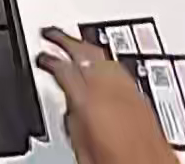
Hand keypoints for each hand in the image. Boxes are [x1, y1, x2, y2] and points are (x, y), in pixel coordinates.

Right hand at [35, 27, 179, 163]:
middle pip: (82, 52)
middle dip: (63, 39)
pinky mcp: (144, 100)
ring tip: (74, 43)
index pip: (61, 68)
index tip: (41, 58)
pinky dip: (105, 61)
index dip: (47, 60)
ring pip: (102, 55)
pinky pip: (119, 69)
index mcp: (87, 101)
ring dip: (85, 47)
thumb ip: (72, 120)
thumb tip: (69, 106)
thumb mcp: (82, 150)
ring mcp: (129, 93)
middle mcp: (109, 90)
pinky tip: (101, 63)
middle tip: (49, 34)